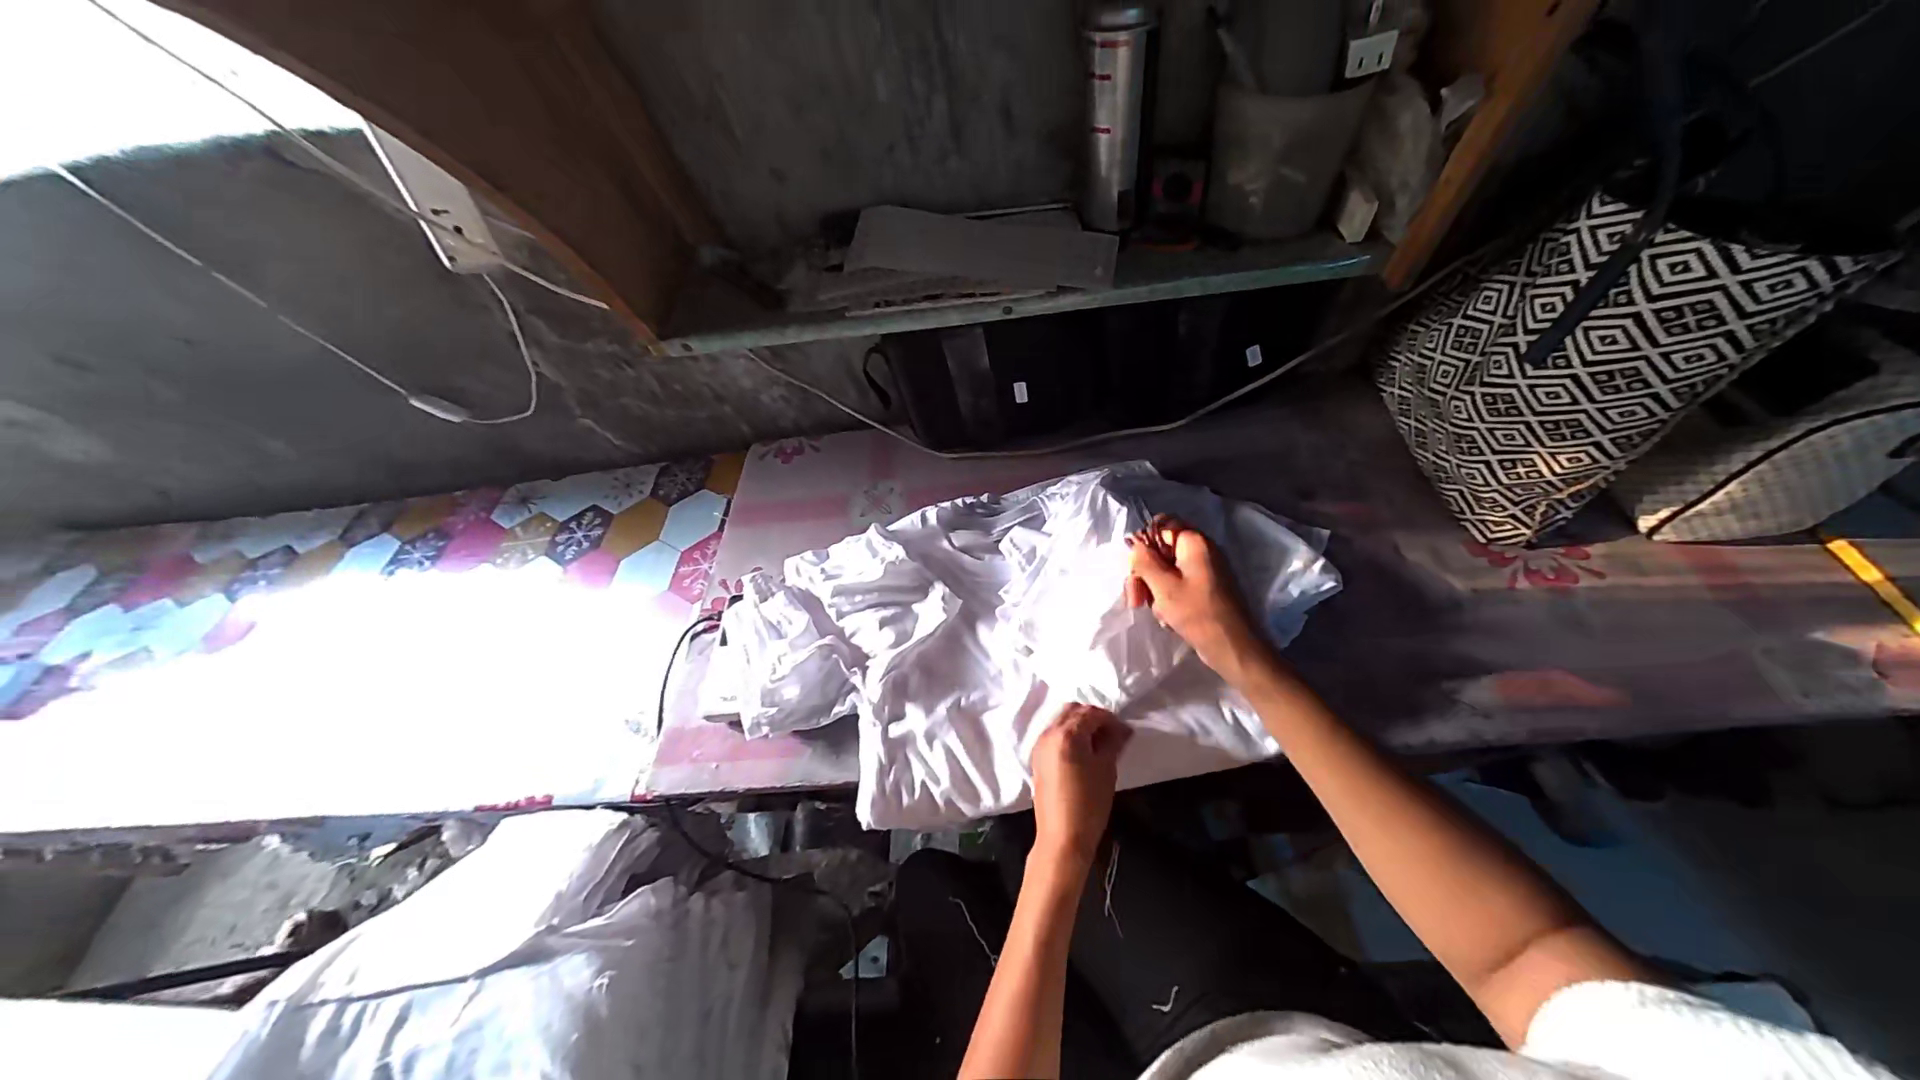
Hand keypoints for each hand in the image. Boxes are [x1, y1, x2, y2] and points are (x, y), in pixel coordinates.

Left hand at [1029, 703, 1130, 868]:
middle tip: (1113, 734)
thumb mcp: (1106, 768)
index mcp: (1066, 734)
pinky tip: (1084, 752)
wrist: (1062, 836)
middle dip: (1094, 718)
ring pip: (1062, 721)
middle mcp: (1048, 733)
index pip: (1091, 713)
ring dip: (1081, 725)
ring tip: (1100, 744)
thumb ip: (1112, 742)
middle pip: (1073, 711)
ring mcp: (1039, 745)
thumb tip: (1122, 729)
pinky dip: (1069, 735)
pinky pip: (1054, 735)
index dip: (1110, 719)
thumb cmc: (1089, 803)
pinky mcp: (1037, 758)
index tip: (1125, 732)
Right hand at [1126, 517, 1261, 678]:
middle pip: (1162, 549)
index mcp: (1194, 542)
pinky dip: (1168, 597)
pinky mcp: (1206, 588)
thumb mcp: (1163, 587)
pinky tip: (1167, 617)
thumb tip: (1135, 543)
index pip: (1162, 525)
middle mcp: (1202, 550)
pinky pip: (1178, 584)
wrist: (1234, 647)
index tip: (1135, 568)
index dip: (1144, 544)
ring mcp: (1206, 570)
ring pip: (1167, 569)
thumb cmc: (1198, 614)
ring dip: (1154, 589)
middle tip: (1135, 599)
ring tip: (1155, 612)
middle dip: (1144, 573)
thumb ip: (1144, 561)